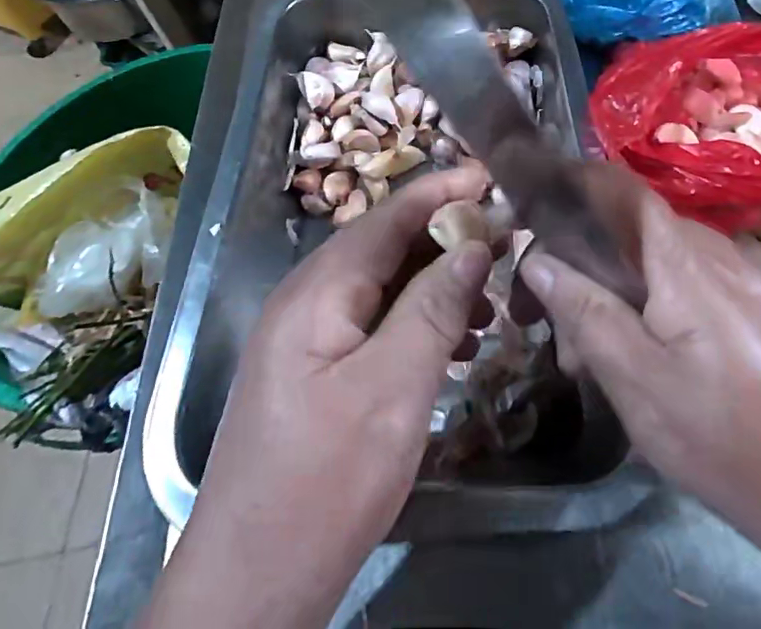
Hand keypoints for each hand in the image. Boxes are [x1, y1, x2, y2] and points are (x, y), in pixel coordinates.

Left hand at [148, 164, 494, 628]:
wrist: (252, 583)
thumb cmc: (325, 480)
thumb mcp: (394, 387)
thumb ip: (435, 306)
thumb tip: (475, 243)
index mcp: (319, 291)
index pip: (390, 215)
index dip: (444, 190)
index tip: (495, 176)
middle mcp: (309, 301)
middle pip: (388, 246)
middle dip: (449, 238)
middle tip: (508, 241)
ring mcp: (310, 338)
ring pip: (386, 286)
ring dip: (440, 283)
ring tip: (492, 300)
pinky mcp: (318, 371)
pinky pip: (378, 323)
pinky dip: (421, 320)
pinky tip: (457, 342)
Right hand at [519, 164, 760, 628]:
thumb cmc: (732, 429)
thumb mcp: (638, 378)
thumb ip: (585, 310)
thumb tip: (537, 254)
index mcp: (678, 252)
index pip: (616, 184)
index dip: (570, 180)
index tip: (528, 203)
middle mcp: (710, 251)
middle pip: (629, 231)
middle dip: (580, 264)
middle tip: (550, 329)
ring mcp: (736, 281)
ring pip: (654, 268)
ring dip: (611, 299)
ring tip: (589, 365)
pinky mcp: (752, 314)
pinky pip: (684, 294)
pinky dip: (647, 316)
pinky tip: (640, 372)